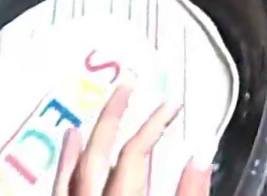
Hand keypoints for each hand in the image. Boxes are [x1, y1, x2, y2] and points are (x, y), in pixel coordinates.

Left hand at [54, 84, 211, 195]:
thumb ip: (190, 192)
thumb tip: (203, 149)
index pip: (133, 155)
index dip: (153, 126)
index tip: (173, 104)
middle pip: (93, 160)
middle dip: (110, 118)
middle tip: (126, 82)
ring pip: (66, 182)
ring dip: (73, 151)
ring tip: (79, 123)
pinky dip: (62, 176)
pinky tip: (65, 164)